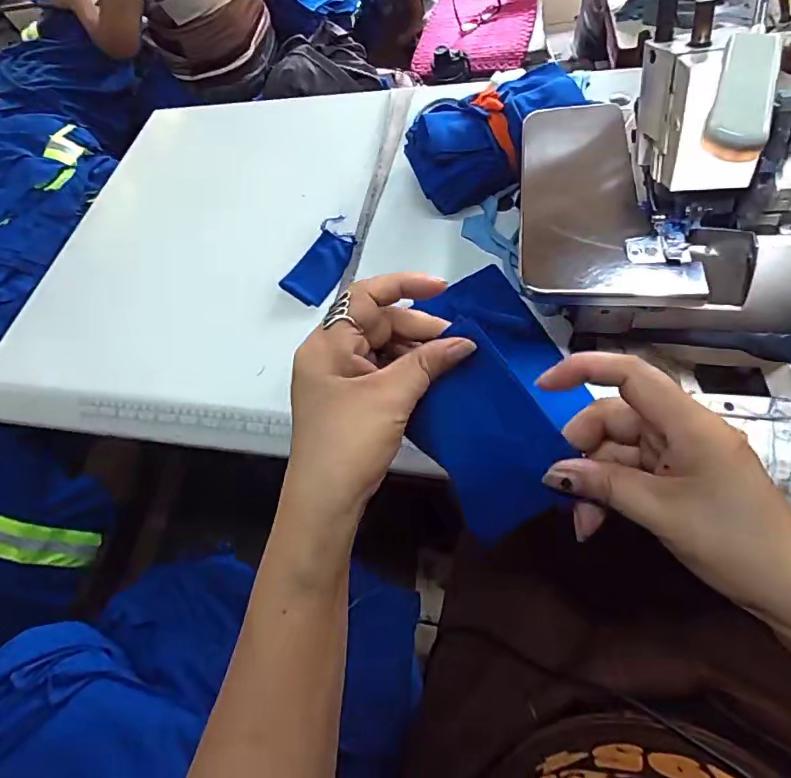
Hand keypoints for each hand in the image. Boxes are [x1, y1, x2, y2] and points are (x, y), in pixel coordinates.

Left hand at [287, 273, 475, 519]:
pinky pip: (385, 370)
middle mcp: (331, 354)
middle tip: (458, 340)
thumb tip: (465, 341)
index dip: (404, 285)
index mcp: (328, 344)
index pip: (364, 295)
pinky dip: (411, 370)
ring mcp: (341, 378)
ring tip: (453, 358)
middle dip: (419, 327)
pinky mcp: (353, 399)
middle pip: (379, 322)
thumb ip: (428, 362)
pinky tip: (437, 375)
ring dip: (419, 350)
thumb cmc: (349, 442)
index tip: (442, 289)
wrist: (324, 505)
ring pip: (386, 347)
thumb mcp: (391, 396)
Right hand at [537, 352, 790, 616]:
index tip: (543, 386)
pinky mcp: (683, 475)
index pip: (630, 373)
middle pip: (618, 417)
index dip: (584, 368)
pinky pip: (636, 470)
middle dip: (585, 450)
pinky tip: (597, 522)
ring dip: (597, 481)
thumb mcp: (662, 512)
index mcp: (686, 420)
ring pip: (622, 449)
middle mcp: (682, 427)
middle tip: (563, 490)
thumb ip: (606, 485)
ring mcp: (683, 452)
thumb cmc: (733, 541)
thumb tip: (553, 473)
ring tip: (583, 524)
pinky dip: (614, 491)